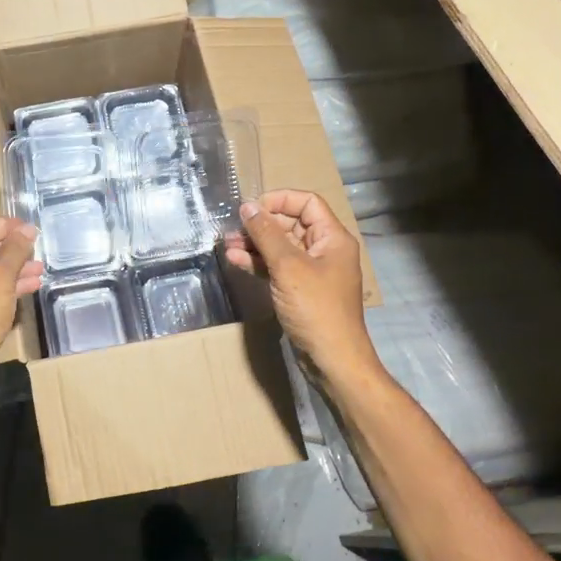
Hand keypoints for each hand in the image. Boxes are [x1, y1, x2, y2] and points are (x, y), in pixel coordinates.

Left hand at [0, 217, 43, 380]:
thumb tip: (28, 229)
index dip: (4, 226)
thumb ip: (15, 249)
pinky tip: (31, 286)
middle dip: (11, 250)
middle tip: (36, 247)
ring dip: (13, 269)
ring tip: (40, 268)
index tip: (28, 226)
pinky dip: (6, 286)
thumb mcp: (0, 276)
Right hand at [224, 189, 377, 376]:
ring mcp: (313, 271)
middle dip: (261, 224)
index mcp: (333, 238)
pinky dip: (258, 262)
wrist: (332, 360)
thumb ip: (266, 233)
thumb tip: (247, 207)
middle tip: (233, 229)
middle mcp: (325, 250)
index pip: (307, 202)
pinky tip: (236, 261)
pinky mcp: (300, 290)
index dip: (279, 200)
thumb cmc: (316, 308)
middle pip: (291, 223)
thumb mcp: (288, 266)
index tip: (252, 209)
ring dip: (255, 244)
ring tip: (228, 245)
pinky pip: (278, 267)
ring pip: (281, 246)